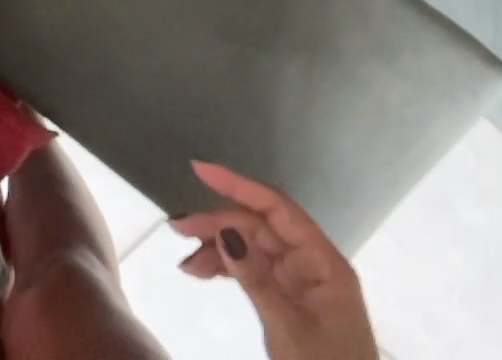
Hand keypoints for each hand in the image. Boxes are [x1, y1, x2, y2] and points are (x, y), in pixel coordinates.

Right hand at [172, 162, 378, 359]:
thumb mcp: (290, 330)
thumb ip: (257, 279)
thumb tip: (225, 232)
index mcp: (323, 262)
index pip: (277, 208)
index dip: (238, 185)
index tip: (199, 171)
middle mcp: (311, 262)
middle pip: (258, 225)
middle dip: (217, 223)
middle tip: (178, 229)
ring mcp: (298, 280)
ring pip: (250, 245)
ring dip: (216, 247)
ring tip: (186, 263)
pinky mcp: (287, 296)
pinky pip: (251, 267)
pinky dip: (225, 266)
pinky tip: (200, 271)